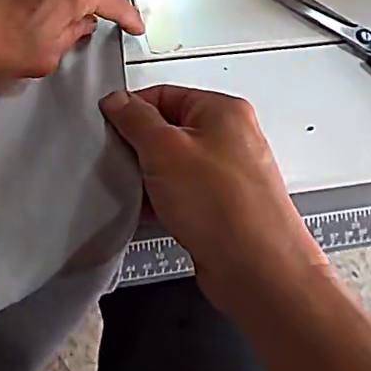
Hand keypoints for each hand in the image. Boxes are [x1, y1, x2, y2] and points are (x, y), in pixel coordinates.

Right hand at [99, 85, 326, 313]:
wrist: (260, 276)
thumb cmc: (229, 211)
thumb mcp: (164, 149)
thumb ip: (135, 119)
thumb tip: (118, 102)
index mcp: (223, 111)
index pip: (164, 94)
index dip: (132, 108)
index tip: (110, 124)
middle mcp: (230, 139)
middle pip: (168, 128)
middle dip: (140, 146)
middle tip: (123, 158)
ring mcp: (227, 175)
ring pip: (173, 163)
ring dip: (150, 176)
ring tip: (138, 189)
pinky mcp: (222, 207)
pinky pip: (182, 192)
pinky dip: (162, 199)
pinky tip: (149, 211)